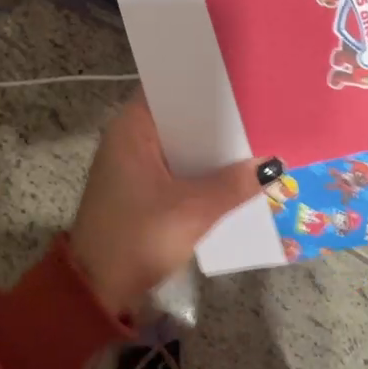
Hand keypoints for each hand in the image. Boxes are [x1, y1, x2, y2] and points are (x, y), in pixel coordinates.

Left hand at [71, 96, 272, 314]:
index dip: (206, 81)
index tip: (242, 78)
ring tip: (258, 137)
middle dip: (218, 118)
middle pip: (181, 116)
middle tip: (261, 109)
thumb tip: (272, 164)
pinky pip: (178, 166)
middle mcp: (130, 136)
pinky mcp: (141, 188)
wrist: (95, 291)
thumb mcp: (190, 212)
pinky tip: (235, 174)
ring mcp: (134, 163)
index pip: (171, 86)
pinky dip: (201, 169)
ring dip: (212, 148)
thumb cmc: (136, 238)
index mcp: (131, 127)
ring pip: (182, 144)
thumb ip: (233, 185)